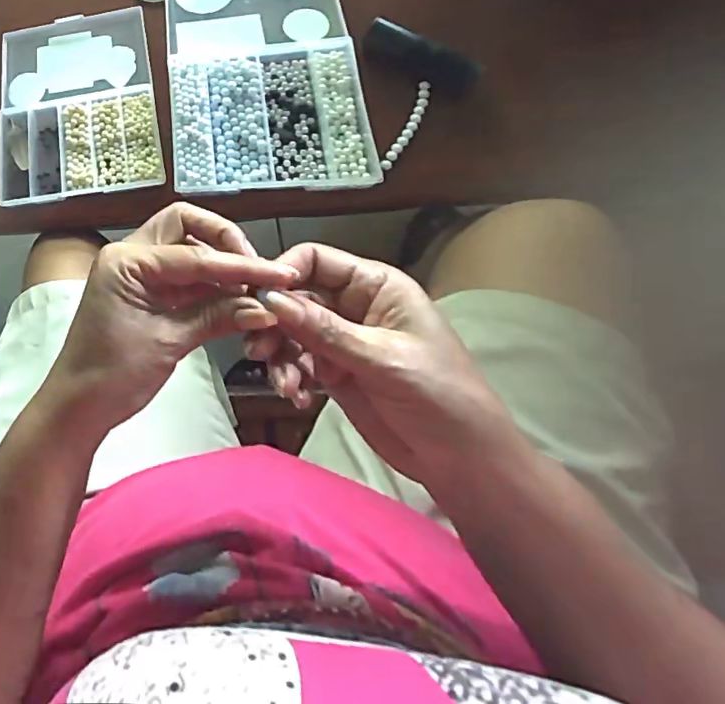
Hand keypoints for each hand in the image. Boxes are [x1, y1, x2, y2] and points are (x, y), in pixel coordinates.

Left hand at [41, 204, 299, 433]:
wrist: (80, 404)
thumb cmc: (111, 374)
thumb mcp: (169, 342)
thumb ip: (217, 316)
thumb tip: (265, 306)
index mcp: (126, 261)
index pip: (194, 253)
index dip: (240, 265)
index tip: (278, 275)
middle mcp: (129, 256)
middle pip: (186, 226)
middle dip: (225, 242)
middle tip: (259, 271)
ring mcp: (137, 273)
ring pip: (187, 250)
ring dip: (221, 266)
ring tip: (257, 290)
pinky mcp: (146, 293)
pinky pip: (184, 277)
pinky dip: (211, 285)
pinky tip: (238, 300)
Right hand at [245, 243, 522, 488]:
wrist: (465, 464)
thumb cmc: (442, 398)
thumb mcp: (383, 359)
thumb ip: (324, 330)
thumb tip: (272, 300)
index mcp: (376, 286)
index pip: (316, 260)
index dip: (285, 273)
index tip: (261, 299)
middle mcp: (353, 306)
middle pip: (295, 297)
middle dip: (274, 322)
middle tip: (259, 348)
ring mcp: (341, 339)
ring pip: (289, 331)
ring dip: (279, 354)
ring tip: (284, 383)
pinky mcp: (333, 370)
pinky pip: (296, 361)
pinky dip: (290, 376)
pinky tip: (297, 396)